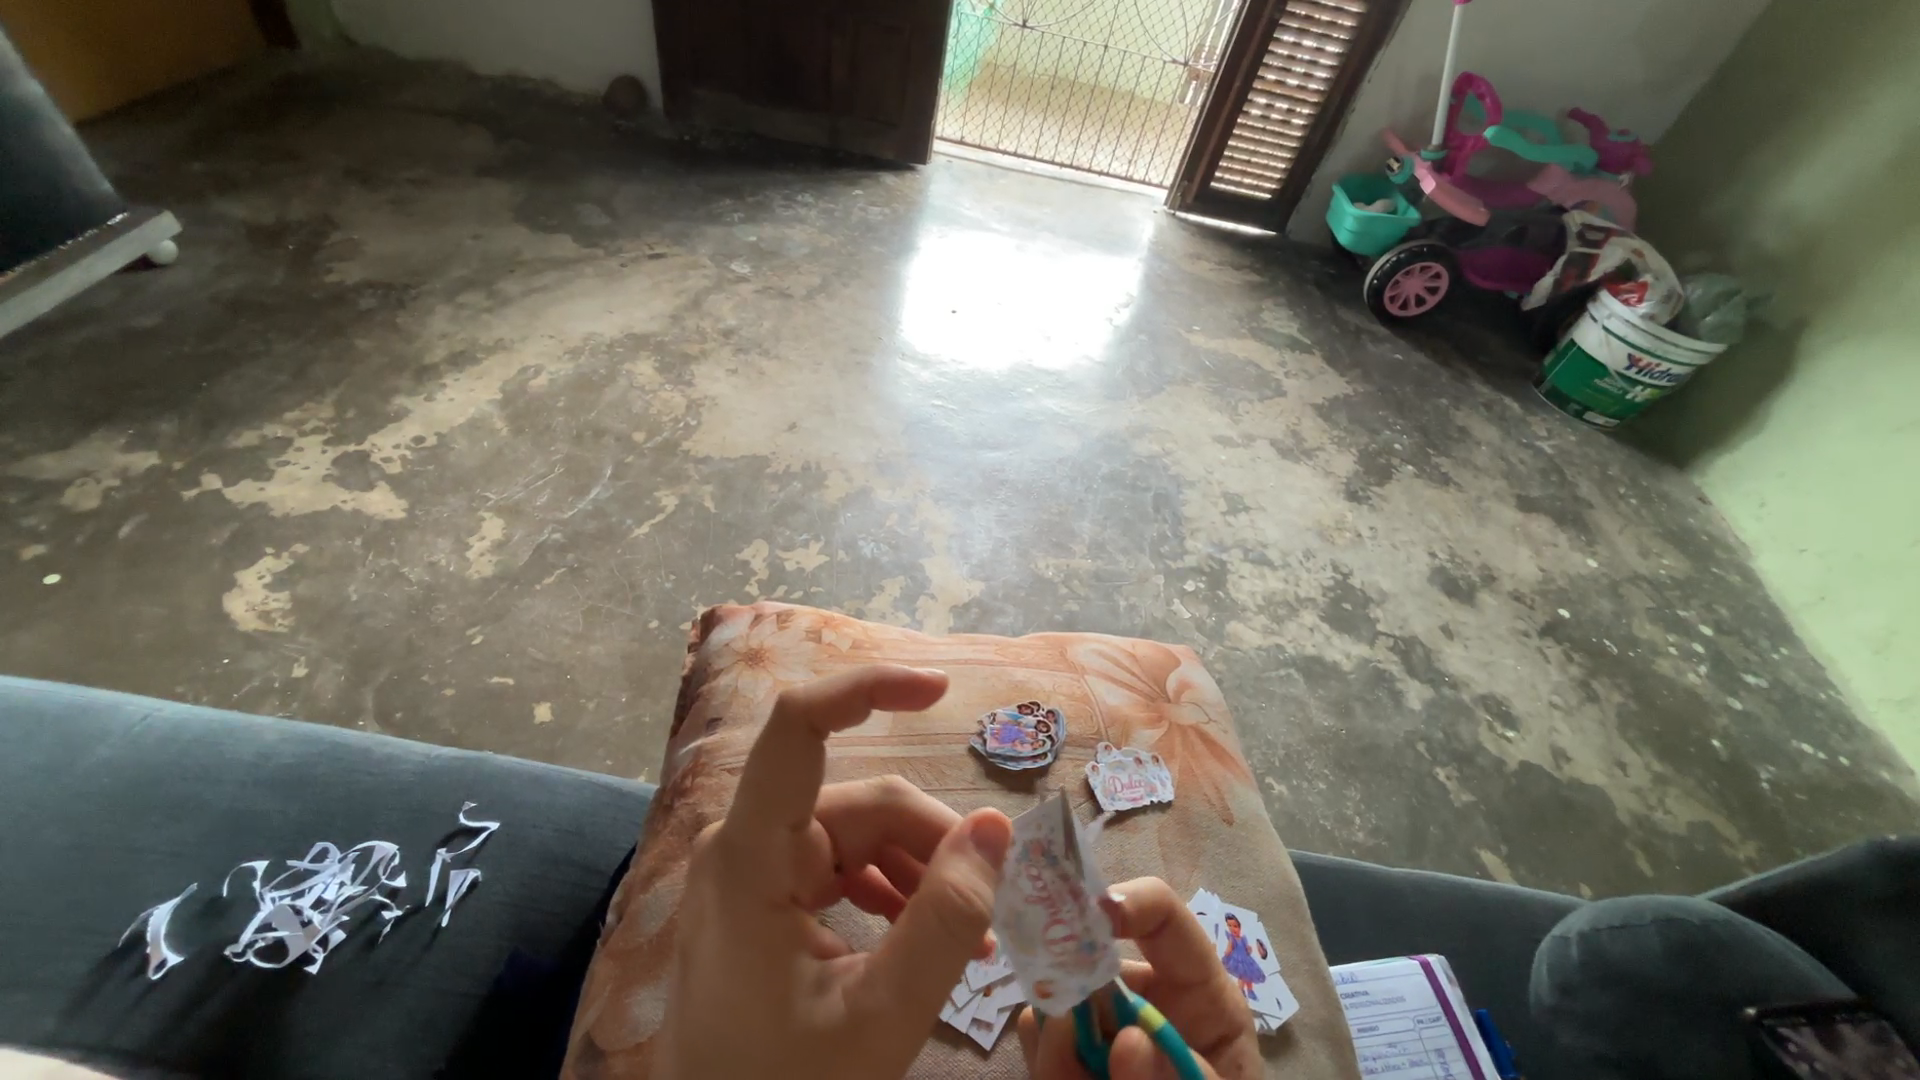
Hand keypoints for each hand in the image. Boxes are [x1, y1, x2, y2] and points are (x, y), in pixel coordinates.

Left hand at [653, 665, 1014, 1079]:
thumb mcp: (881, 1016)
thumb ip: (944, 920)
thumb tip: (996, 828)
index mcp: (751, 855)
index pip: (799, 727)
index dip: (867, 688)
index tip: (940, 690)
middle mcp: (748, 842)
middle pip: (864, 801)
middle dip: (935, 842)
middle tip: (994, 903)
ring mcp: (758, 865)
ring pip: (866, 833)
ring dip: (924, 872)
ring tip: (974, 933)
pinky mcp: (772, 889)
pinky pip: (849, 863)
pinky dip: (897, 888)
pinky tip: (935, 932)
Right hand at [1018, 878, 1261, 1079]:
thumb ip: (1180, 1079)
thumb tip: (1128, 1040)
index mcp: (1196, 989)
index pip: (1160, 913)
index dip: (1124, 900)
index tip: (1086, 922)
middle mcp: (1143, 994)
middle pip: (1088, 957)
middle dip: (1070, 998)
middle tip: (1066, 1056)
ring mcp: (1102, 1024)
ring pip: (1054, 999)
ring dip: (1054, 1050)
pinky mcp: (1071, 1054)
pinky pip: (1035, 1038)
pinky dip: (1043, 1066)